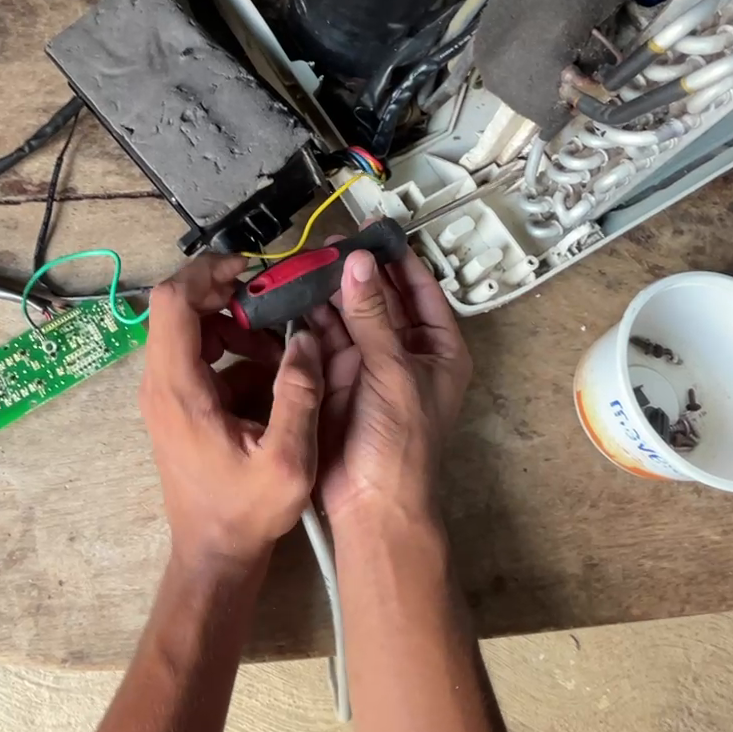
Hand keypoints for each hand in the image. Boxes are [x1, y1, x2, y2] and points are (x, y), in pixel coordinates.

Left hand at [139, 254, 324, 569]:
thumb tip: (305, 336)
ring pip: (190, 327)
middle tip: (270, 298)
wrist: (213, 552)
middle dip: (224, 292)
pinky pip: (199, 353)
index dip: (206, 273)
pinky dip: (232, 348)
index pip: (172, 303)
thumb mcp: (287, 459)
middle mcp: (160, 382)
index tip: (248, 270)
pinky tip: (270, 372)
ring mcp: (165, 391)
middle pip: (176, 307)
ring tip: (278, 346)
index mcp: (178, 388)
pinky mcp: (177, 401)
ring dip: (233, 323)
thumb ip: (297, 394)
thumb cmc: (245, 511)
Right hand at [306, 247, 471, 526]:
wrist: (371, 501)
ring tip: (306, 263)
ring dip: (330, 291)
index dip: (399, 259)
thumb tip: (359, 262)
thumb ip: (373, 315)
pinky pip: (324, 336)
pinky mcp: (335, 374)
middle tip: (328, 244)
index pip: (421, 289)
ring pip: (348, 313)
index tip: (375, 229)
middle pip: (380, 297)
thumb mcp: (393, 371)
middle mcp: (403, 349)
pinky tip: (296, 294)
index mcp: (437, 346)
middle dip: (356, 272)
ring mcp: (367, 361)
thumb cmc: (401, 440)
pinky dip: (311, 317)